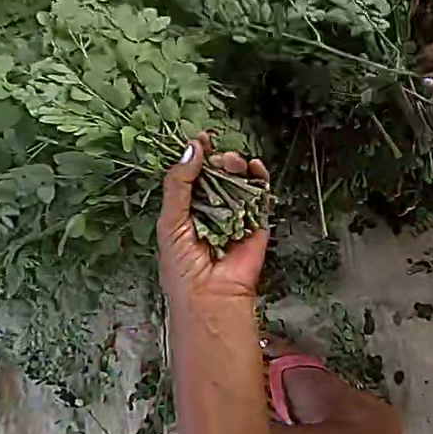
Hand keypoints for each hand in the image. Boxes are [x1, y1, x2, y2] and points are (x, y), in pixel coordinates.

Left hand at [158, 134, 270, 320]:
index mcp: (188, 209)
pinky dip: (260, 178)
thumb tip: (193, 148)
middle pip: (219, 173)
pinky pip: (261, 194)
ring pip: (240, 180)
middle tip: (219, 156)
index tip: (201, 137)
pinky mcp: (259, 221)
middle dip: (219, 159)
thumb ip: (179, 184)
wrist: (212, 296)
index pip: (193, 175)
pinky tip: (254, 167)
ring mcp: (237, 213)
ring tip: (233, 163)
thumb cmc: (183, 266)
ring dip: (237, 165)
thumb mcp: (170, 221)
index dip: (197, 155)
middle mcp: (213, 208)